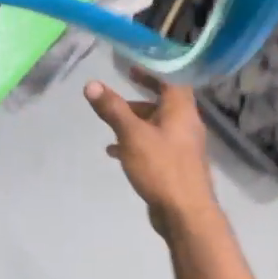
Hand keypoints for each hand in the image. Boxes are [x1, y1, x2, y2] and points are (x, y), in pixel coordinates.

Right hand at [85, 71, 218, 228]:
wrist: (185, 212)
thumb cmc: (161, 168)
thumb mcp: (132, 135)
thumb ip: (113, 109)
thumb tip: (91, 84)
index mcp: (181, 111)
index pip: (171, 80)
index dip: (152, 70)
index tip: (131, 67)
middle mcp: (185, 124)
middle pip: (163, 103)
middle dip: (139, 99)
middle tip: (116, 96)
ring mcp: (181, 147)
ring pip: (156, 126)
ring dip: (135, 122)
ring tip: (110, 124)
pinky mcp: (174, 165)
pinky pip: (154, 145)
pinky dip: (135, 143)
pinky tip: (115, 152)